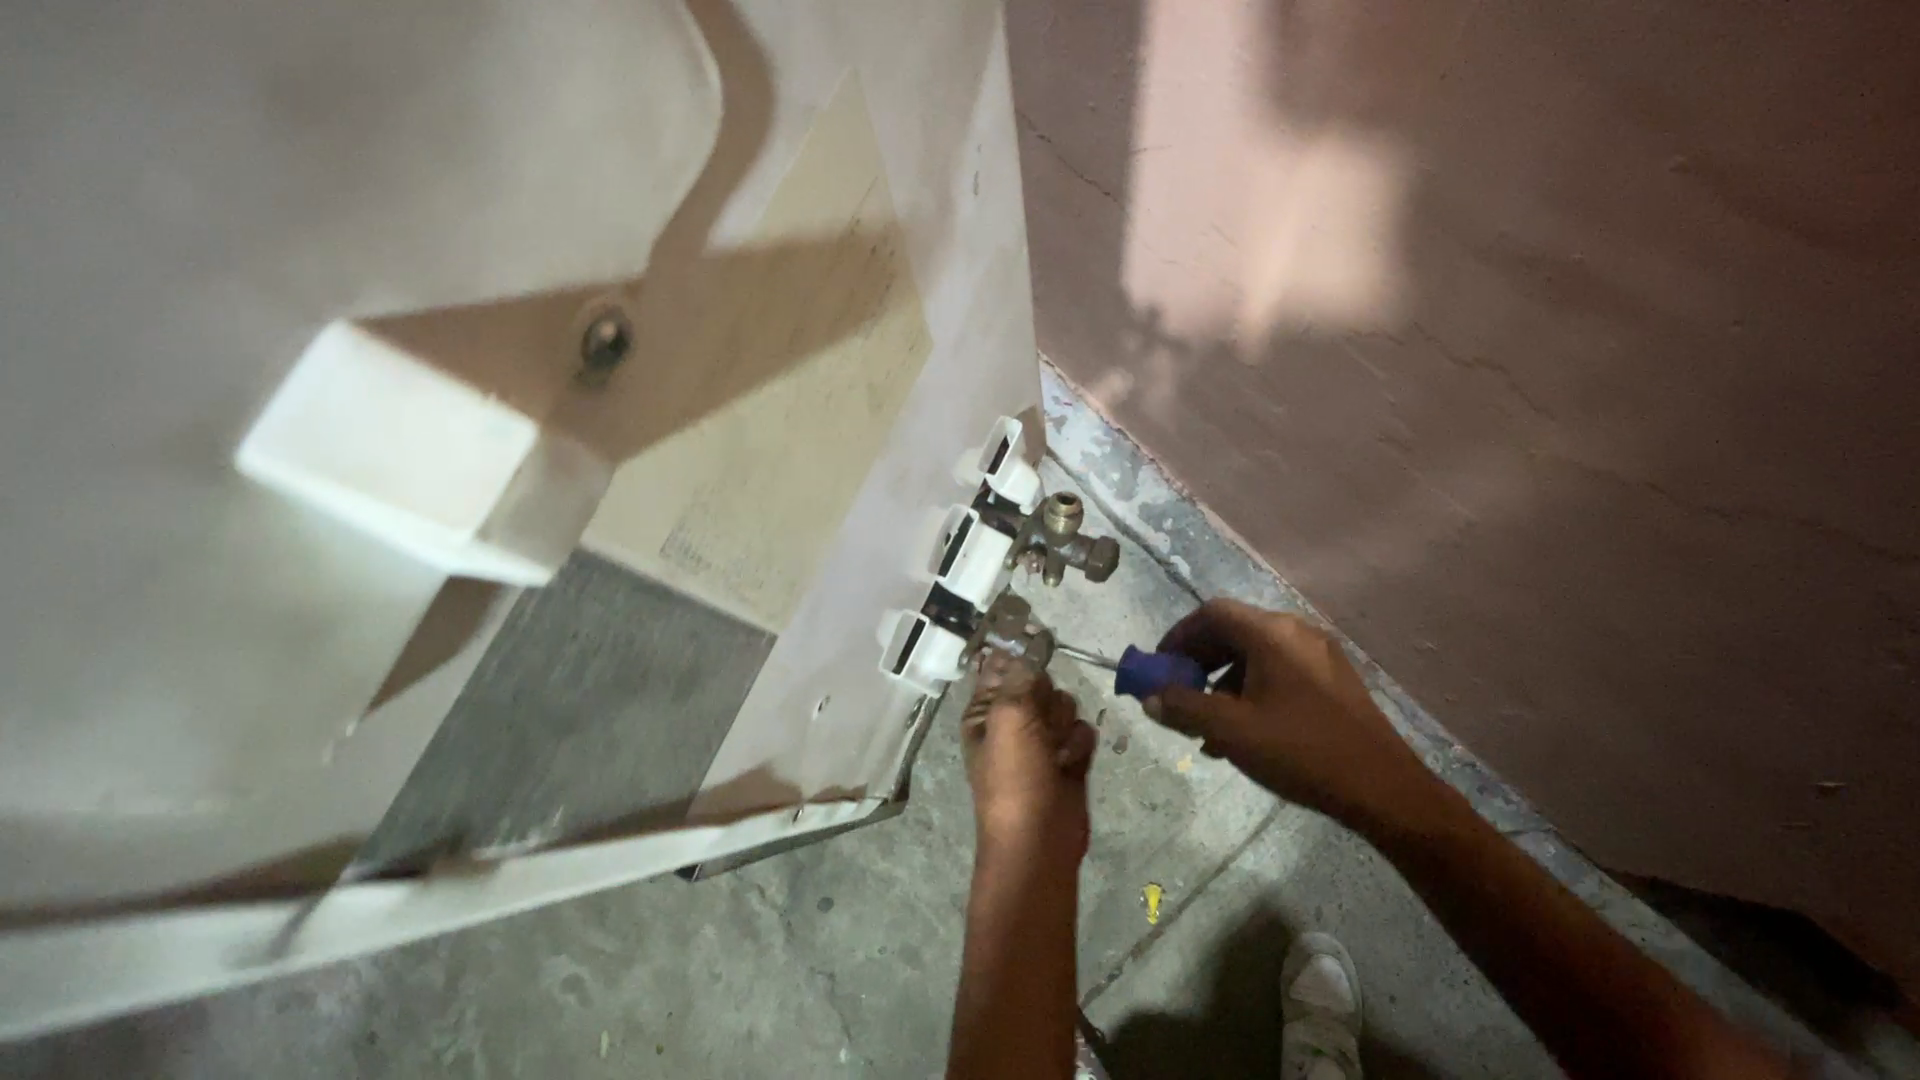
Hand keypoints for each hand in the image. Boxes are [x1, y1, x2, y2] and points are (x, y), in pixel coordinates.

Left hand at [960, 651, 1097, 859]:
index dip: (1019, 654)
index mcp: (985, 710)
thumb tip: (1027, 647)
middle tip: (1039, 722)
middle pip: (1040, 682)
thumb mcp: (1009, 718)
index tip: (1038, 641)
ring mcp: (1041, 740)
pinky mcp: (1068, 757)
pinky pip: (1082, 732)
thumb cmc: (1013, 777)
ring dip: (1064, 727)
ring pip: (1065, 705)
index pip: (1001, 665)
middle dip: (1046, 699)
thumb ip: (1021, 678)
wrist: (1038, 840)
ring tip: (1054, 753)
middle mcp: (1011, 720)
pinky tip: (1071, 765)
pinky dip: (1079, 747)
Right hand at [1147, 599, 1443, 830]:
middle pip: (1234, 630)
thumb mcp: (1231, 731)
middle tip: (1178, 691)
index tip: (1159, 666)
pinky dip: (1252, 690)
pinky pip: (1280, 671)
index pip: (1212, 613)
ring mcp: (1320, 655)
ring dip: (1223, 681)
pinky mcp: (1334, 680)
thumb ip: (1184, 708)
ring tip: (1208, 725)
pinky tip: (1245, 732)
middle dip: (1199, 660)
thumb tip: (1150, 697)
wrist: (1383, 789)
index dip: (1178, 635)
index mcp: (1272, 633)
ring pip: (1257, 655)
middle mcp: (1297, 632)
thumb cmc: (1300, 751)